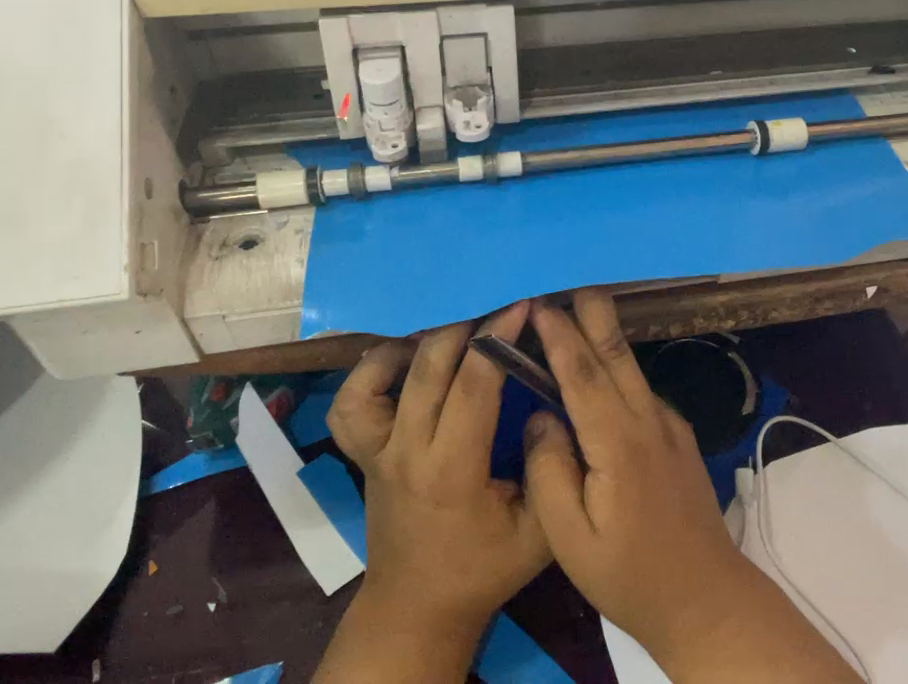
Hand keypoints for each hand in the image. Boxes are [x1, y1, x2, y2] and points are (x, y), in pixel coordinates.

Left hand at [314, 304, 550, 683]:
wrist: (420, 603)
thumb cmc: (486, 568)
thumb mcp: (540, 531)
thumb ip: (554, 470)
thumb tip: (556, 404)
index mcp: (453, 471)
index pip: (474, 385)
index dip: (499, 337)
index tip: (524, 305)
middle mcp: (407, 451)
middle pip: (429, 365)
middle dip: (467, 325)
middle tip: (499, 305)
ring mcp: (376, 449)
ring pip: (382, 373)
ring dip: (421, 340)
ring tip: (455, 327)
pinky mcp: (361, 450)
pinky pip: (351, 399)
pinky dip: (374, 368)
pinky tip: (407, 356)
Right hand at [521, 290, 861, 683]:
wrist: (706, 599)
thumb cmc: (629, 575)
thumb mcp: (570, 539)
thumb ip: (548, 471)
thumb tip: (539, 416)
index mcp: (618, 443)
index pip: (582, 373)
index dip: (558, 335)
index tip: (536, 303)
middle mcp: (648, 421)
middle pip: (615, 353)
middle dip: (590, 312)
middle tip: (567, 277)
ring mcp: (669, 427)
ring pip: (631, 367)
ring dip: (602, 335)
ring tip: (575, 310)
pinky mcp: (678, 438)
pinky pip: (640, 389)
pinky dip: (616, 367)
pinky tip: (598, 368)